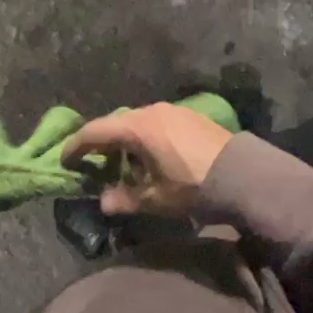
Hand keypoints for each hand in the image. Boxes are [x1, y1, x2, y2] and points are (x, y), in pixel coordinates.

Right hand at [65, 103, 234, 215]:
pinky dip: (145, 138)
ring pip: (137, 122)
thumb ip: (125, 199)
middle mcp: (152, 112)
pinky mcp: (190, 116)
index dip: (75, 146)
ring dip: (125, 142)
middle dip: (101, 145)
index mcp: (137, 128)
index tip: (65, 161)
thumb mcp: (157, 199)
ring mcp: (173, 111)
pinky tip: (150, 158)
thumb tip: (104, 202)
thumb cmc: (195, 187)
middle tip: (93, 165)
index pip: (95, 131)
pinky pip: (156, 123)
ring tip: (124, 166)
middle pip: (115, 124)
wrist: (247, 176)